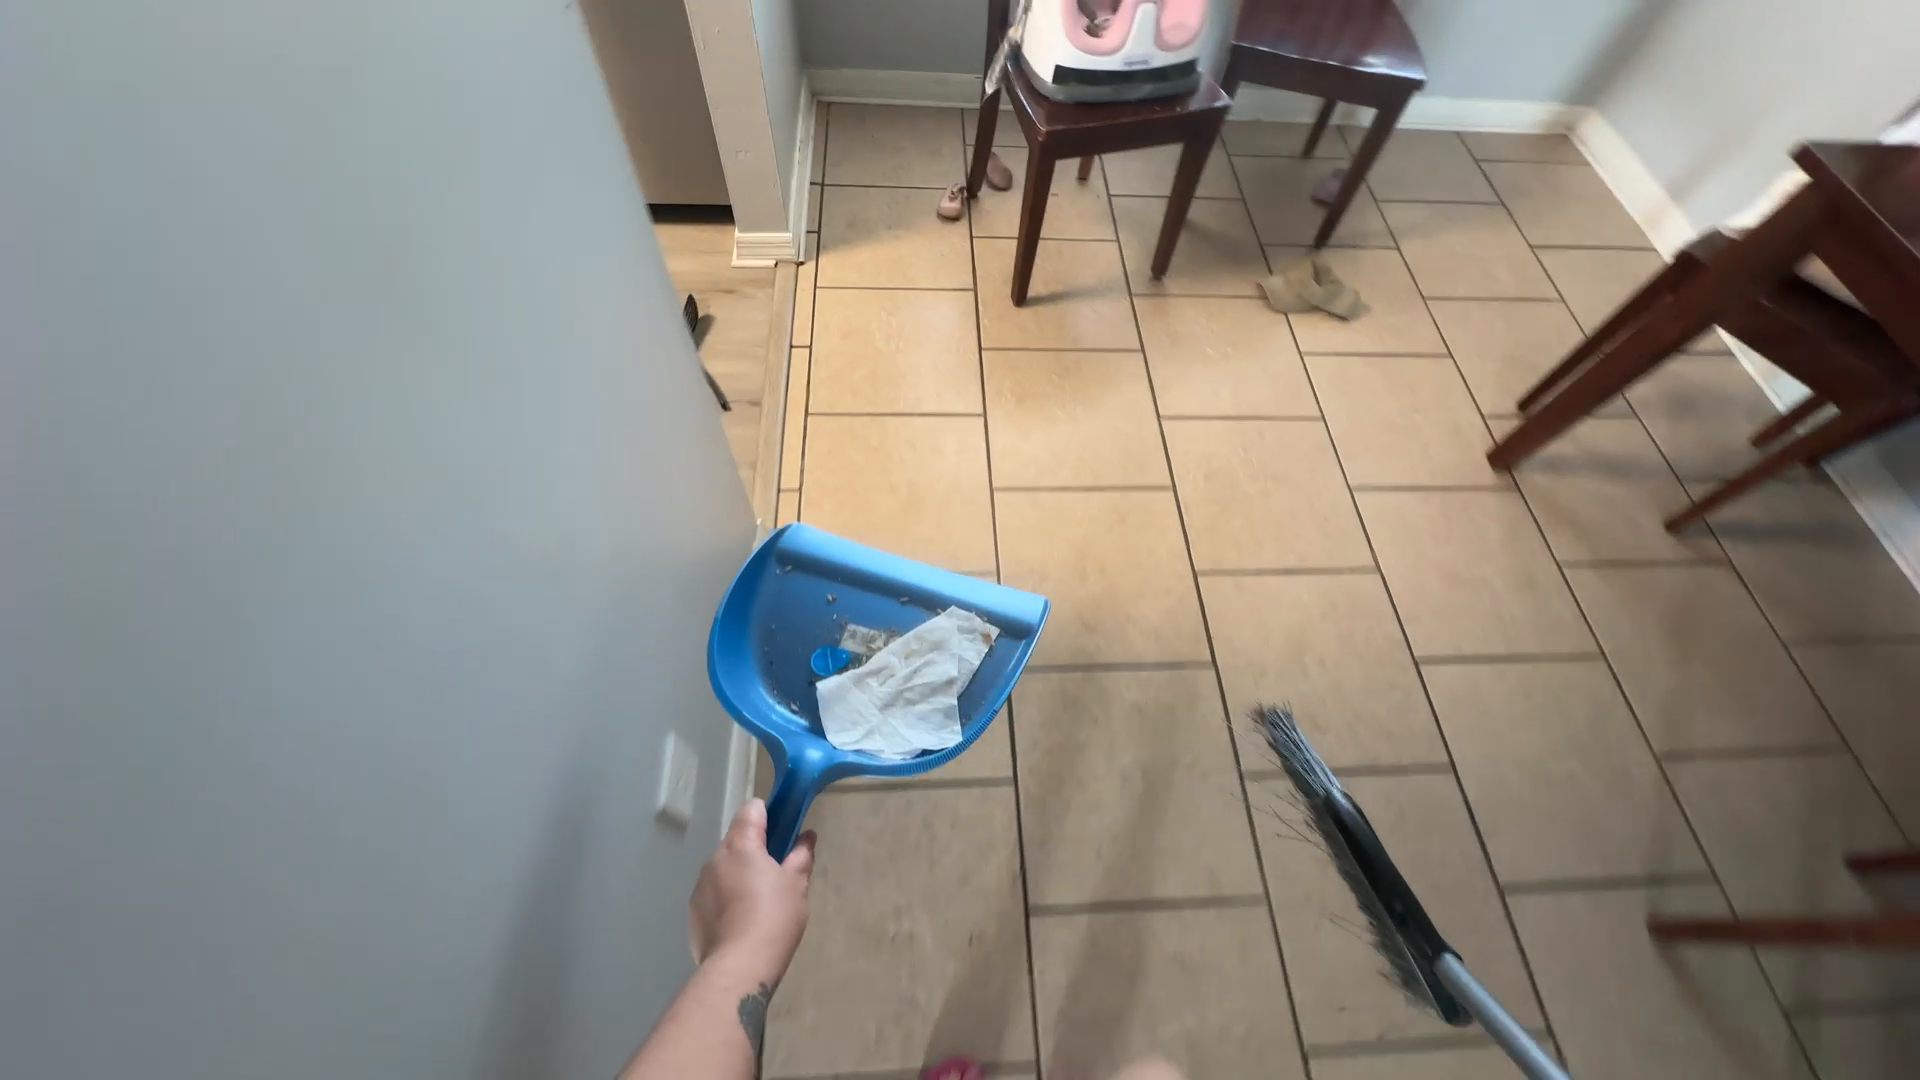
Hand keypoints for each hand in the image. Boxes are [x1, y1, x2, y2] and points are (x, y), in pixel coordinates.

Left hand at [689, 799, 816, 986]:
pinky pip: (714, 895)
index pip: (752, 810)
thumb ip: (801, 855)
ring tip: (759, 904)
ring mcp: (700, 887)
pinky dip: (727, 900)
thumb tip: (807, 836)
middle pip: (737, 841)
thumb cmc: (773, 918)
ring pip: (724, 869)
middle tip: (778, 874)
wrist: (738, 969)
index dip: (770, 815)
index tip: (785, 833)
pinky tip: (742, 924)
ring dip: (740, 875)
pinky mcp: (693, 915)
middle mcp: (715, 859)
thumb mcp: (797, 884)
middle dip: (756, 850)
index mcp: (740, 845)